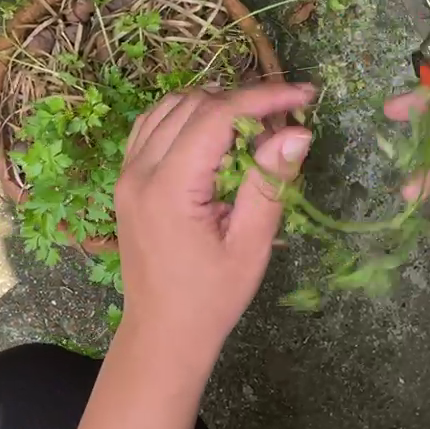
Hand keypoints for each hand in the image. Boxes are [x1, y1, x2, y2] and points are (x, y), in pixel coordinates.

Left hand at [115, 82, 316, 356]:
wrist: (163, 332)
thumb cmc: (211, 297)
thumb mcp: (250, 245)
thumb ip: (269, 184)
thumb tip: (298, 132)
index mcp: (169, 188)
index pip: (218, 116)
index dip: (264, 98)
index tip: (303, 96)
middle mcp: (139, 172)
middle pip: (194, 104)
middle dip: (244, 99)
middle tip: (285, 117)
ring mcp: (127, 173)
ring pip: (170, 107)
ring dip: (215, 103)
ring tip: (255, 122)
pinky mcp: (126, 180)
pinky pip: (152, 125)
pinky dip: (186, 115)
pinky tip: (215, 131)